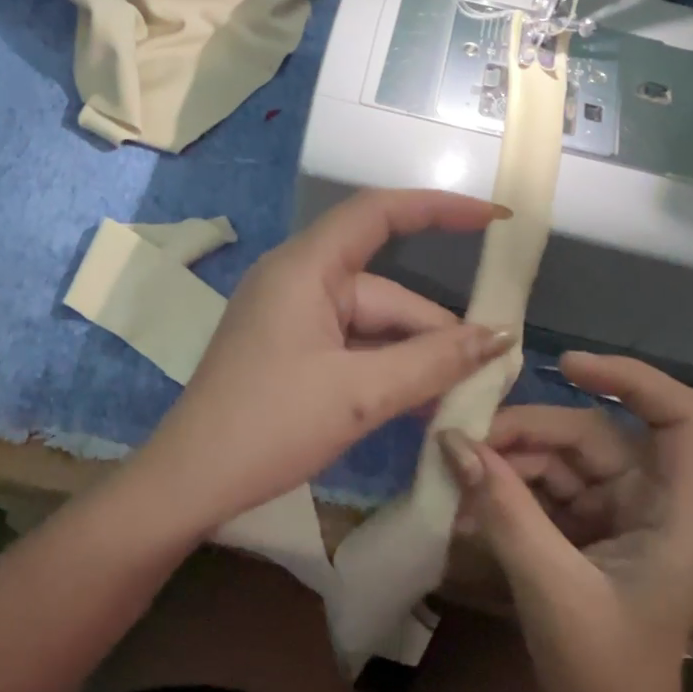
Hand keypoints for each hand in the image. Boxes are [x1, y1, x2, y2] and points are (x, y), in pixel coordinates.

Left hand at [131, 189, 515, 531]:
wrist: (190, 482)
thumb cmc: (271, 426)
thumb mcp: (361, 395)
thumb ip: (435, 362)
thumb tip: (501, 338)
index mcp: (304, 268)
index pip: (380, 213)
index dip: (441, 209)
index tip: (496, 221)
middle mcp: (296, 280)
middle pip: (386, 289)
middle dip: (436, 329)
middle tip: (490, 370)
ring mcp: (290, 318)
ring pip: (371, 325)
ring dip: (414, 358)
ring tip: (462, 396)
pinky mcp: (287, 352)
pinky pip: (351, 348)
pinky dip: (385, 370)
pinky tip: (420, 404)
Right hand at [436, 352, 692, 691]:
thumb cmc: (603, 668)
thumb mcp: (551, 586)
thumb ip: (505, 510)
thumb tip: (453, 443)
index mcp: (673, 509)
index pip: (676, 416)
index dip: (629, 378)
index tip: (564, 366)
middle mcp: (648, 501)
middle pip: (593, 435)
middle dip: (529, 434)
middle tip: (461, 445)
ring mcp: (615, 516)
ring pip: (561, 461)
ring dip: (508, 464)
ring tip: (453, 480)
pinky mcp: (583, 534)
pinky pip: (544, 492)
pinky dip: (506, 492)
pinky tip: (465, 505)